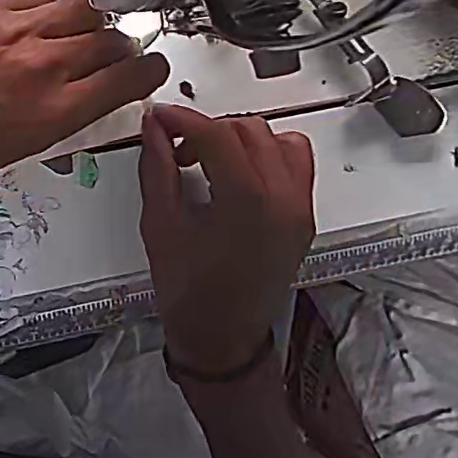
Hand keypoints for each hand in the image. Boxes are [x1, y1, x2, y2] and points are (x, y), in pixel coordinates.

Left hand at [0, 0, 168, 193]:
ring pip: (81, 9)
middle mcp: (41, 66)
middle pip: (110, 38)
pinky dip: (47, 8)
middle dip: (119, 46)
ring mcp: (14, 32)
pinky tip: (38, 23)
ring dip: (88, 24)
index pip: (127, 77)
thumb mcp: (39, 143)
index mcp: (58, 108)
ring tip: (75, 36)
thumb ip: (83, 113)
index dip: (148, 70)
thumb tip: (111, 90)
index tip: (150, 67)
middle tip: (112, 52)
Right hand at [139, 105, 316, 377]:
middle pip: (247, 131)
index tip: (161, 118)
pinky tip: (241, 170)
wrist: (221, 339)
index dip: (183, 120)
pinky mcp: (304, 217)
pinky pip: (296, 163)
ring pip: (275, 140)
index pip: (217, 135)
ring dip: (238, 138)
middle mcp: (283, 199)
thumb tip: (154, 129)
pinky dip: (269, 153)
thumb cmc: (188, 292)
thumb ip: (157, 168)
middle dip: (207, 130)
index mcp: (247, 202)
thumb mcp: (160, 225)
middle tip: (175, 146)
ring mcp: (299, 208)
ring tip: (208, 158)